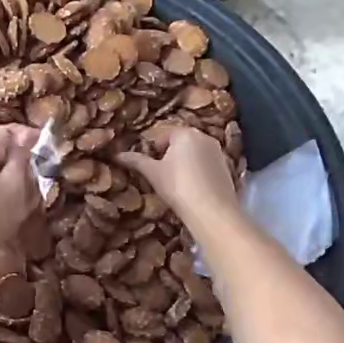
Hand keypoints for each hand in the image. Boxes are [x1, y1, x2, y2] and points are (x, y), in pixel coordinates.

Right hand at [122, 126, 239, 225]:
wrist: (211, 209)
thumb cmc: (177, 185)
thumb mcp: (152, 173)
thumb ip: (135, 161)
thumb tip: (116, 155)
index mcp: (185, 133)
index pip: (163, 135)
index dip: (153, 149)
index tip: (150, 166)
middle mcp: (204, 136)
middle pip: (180, 142)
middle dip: (169, 154)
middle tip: (160, 173)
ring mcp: (218, 151)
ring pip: (193, 152)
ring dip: (183, 162)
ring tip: (175, 181)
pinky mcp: (226, 166)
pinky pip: (205, 162)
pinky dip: (196, 170)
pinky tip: (191, 186)